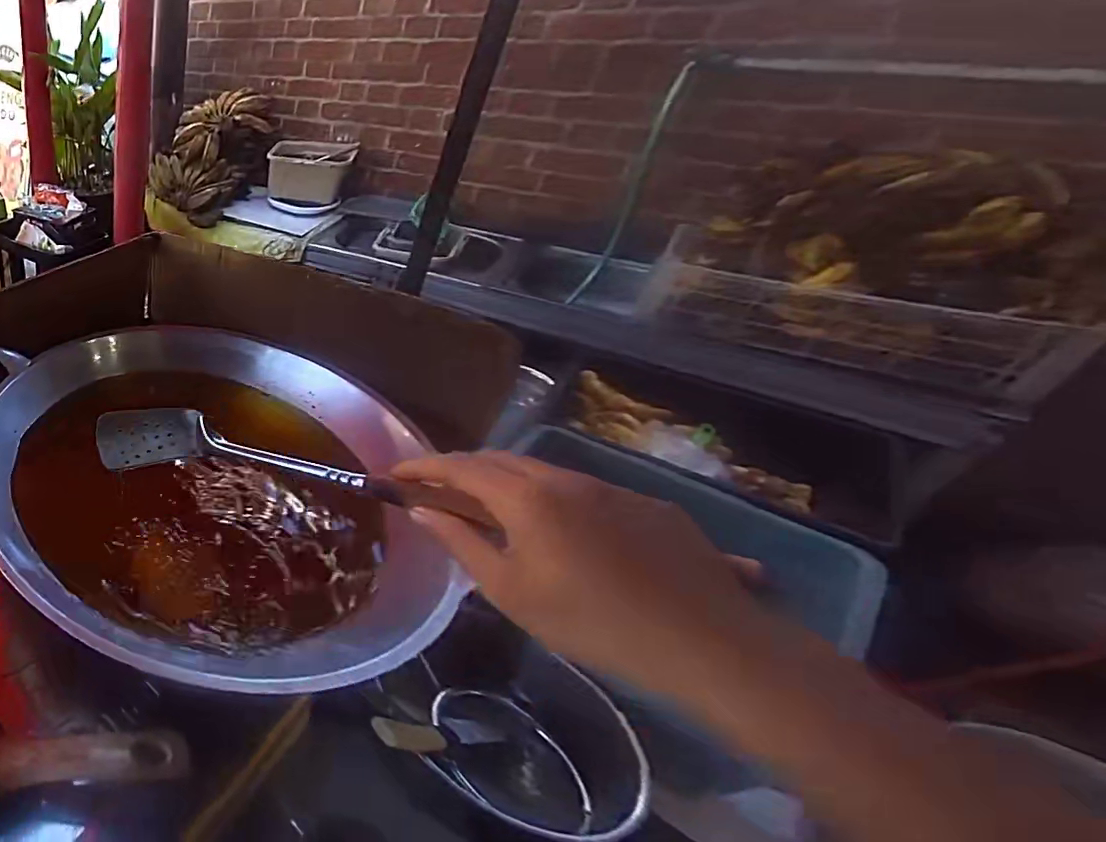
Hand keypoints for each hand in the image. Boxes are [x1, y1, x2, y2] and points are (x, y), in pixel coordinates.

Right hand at [394, 451, 785, 696]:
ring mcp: (609, 488)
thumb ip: (460, 543)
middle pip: (498, 460)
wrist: (710, 645)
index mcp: (525, 497)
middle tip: (437, 490)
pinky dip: (555, 501)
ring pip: (542, 472)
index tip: (394, 472)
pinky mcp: (647, 506)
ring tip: (493, 510)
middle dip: (461, 469)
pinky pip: (584, 492)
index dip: (422, 466)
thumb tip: (421, 512)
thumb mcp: (511, 591)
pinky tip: (567, 535)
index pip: (458, 467)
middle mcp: (563, 478)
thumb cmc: (593, 622)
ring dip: (507, 483)